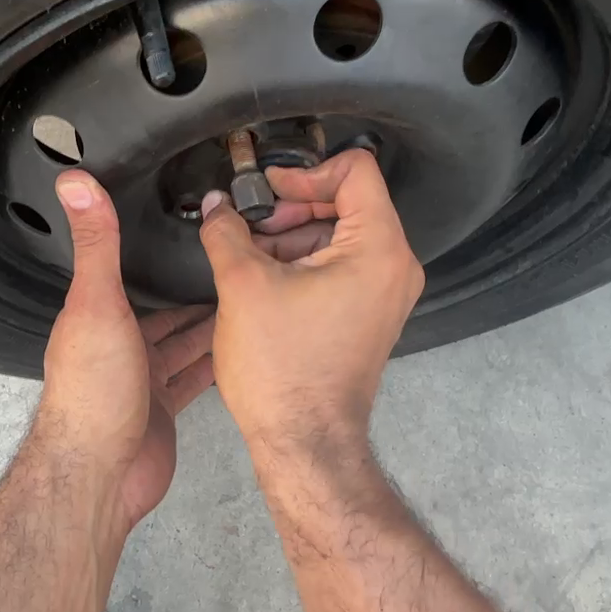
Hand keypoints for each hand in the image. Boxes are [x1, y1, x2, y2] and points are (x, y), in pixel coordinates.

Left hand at [33, 170, 216, 535]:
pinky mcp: (164, 407)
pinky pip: (194, 376)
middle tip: (236, 265)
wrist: (99, 473)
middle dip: (194, 289)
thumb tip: (73, 181)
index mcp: (99, 313)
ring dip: (210, 323)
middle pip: (164, 309)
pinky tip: (240, 348)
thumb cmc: (92, 389)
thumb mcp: (96, 303)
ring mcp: (143, 378)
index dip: (160, 254)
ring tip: (248, 299)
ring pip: (183, 341)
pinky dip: (215, 361)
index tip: (194, 230)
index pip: (132, 273)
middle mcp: (119, 342)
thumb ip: (95, 243)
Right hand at [196, 150, 421, 463]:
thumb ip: (226, 230)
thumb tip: (216, 204)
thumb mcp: (242, 285)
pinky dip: (302, 261)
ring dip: (291, 235)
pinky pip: (339, 265)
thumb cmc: (282, 367)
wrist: (304, 441)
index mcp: (378, 249)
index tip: (266, 192)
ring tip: (247, 257)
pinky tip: (263, 280)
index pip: (355, 170)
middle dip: (292, 207)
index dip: (304, 172)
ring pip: (338, 234)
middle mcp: (394, 266)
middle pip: (346, 201)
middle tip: (249, 225)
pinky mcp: (368, 313)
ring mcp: (384, 292)